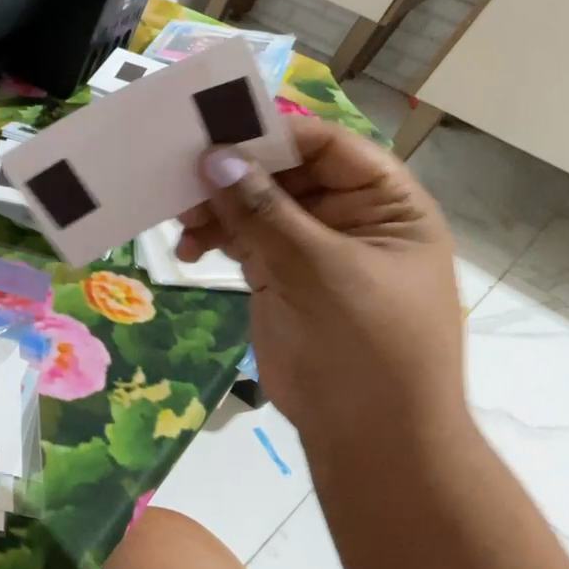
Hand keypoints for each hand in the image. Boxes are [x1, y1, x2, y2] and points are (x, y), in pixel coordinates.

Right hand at [176, 116, 464, 446]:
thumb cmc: (366, 346)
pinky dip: (213, 238)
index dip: (274, 136)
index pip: (328, 147)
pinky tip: (189, 251)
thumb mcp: (318, 270)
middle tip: (181, 183)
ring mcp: (311, 249)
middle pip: (283, 174)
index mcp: (386, 204)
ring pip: (255, 207)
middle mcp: (350, 217)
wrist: (369, 433)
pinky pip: (241, 239)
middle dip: (233, 177)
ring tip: (182, 224)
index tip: (214, 136)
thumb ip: (264, 212)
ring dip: (216, 210)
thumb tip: (214, 158)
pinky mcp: (279, 276)